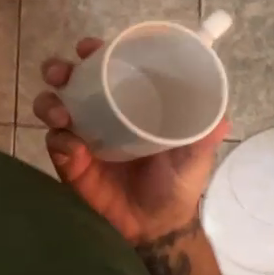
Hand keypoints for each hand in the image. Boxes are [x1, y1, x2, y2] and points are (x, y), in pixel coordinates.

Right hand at [33, 38, 229, 244]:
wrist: (157, 226)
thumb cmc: (176, 182)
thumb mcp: (195, 154)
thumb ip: (206, 133)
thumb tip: (223, 115)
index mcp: (124, 102)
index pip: (102, 67)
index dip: (92, 52)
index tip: (89, 48)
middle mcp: (96, 112)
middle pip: (67, 80)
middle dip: (58, 70)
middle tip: (62, 75)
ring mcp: (78, 135)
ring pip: (51, 105)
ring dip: (50, 103)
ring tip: (62, 115)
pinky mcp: (67, 161)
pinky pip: (54, 143)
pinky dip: (59, 140)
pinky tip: (72, 147)